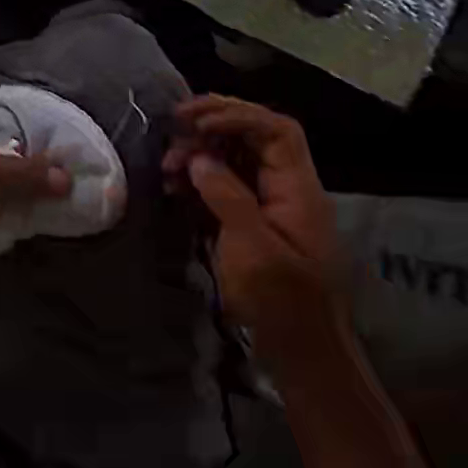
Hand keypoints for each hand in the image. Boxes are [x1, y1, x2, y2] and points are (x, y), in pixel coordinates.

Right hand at [163, 96, 340, 346]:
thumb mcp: (253, 249)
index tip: (194, 124)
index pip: (276, 130)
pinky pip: (223, 180)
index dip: (235, 115)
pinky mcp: (249, 219)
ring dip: (197, 151)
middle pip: (253, 135)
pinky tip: (172, 184)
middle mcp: (286, 189)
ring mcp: (268, 204)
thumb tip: (198, 157)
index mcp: (298, 191)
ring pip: (234, 155)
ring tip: (167, 165)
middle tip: (172, 127)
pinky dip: (196, 175)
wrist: (300, 352)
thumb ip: (227, 196)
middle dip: (210, 125)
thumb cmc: (281, 301)